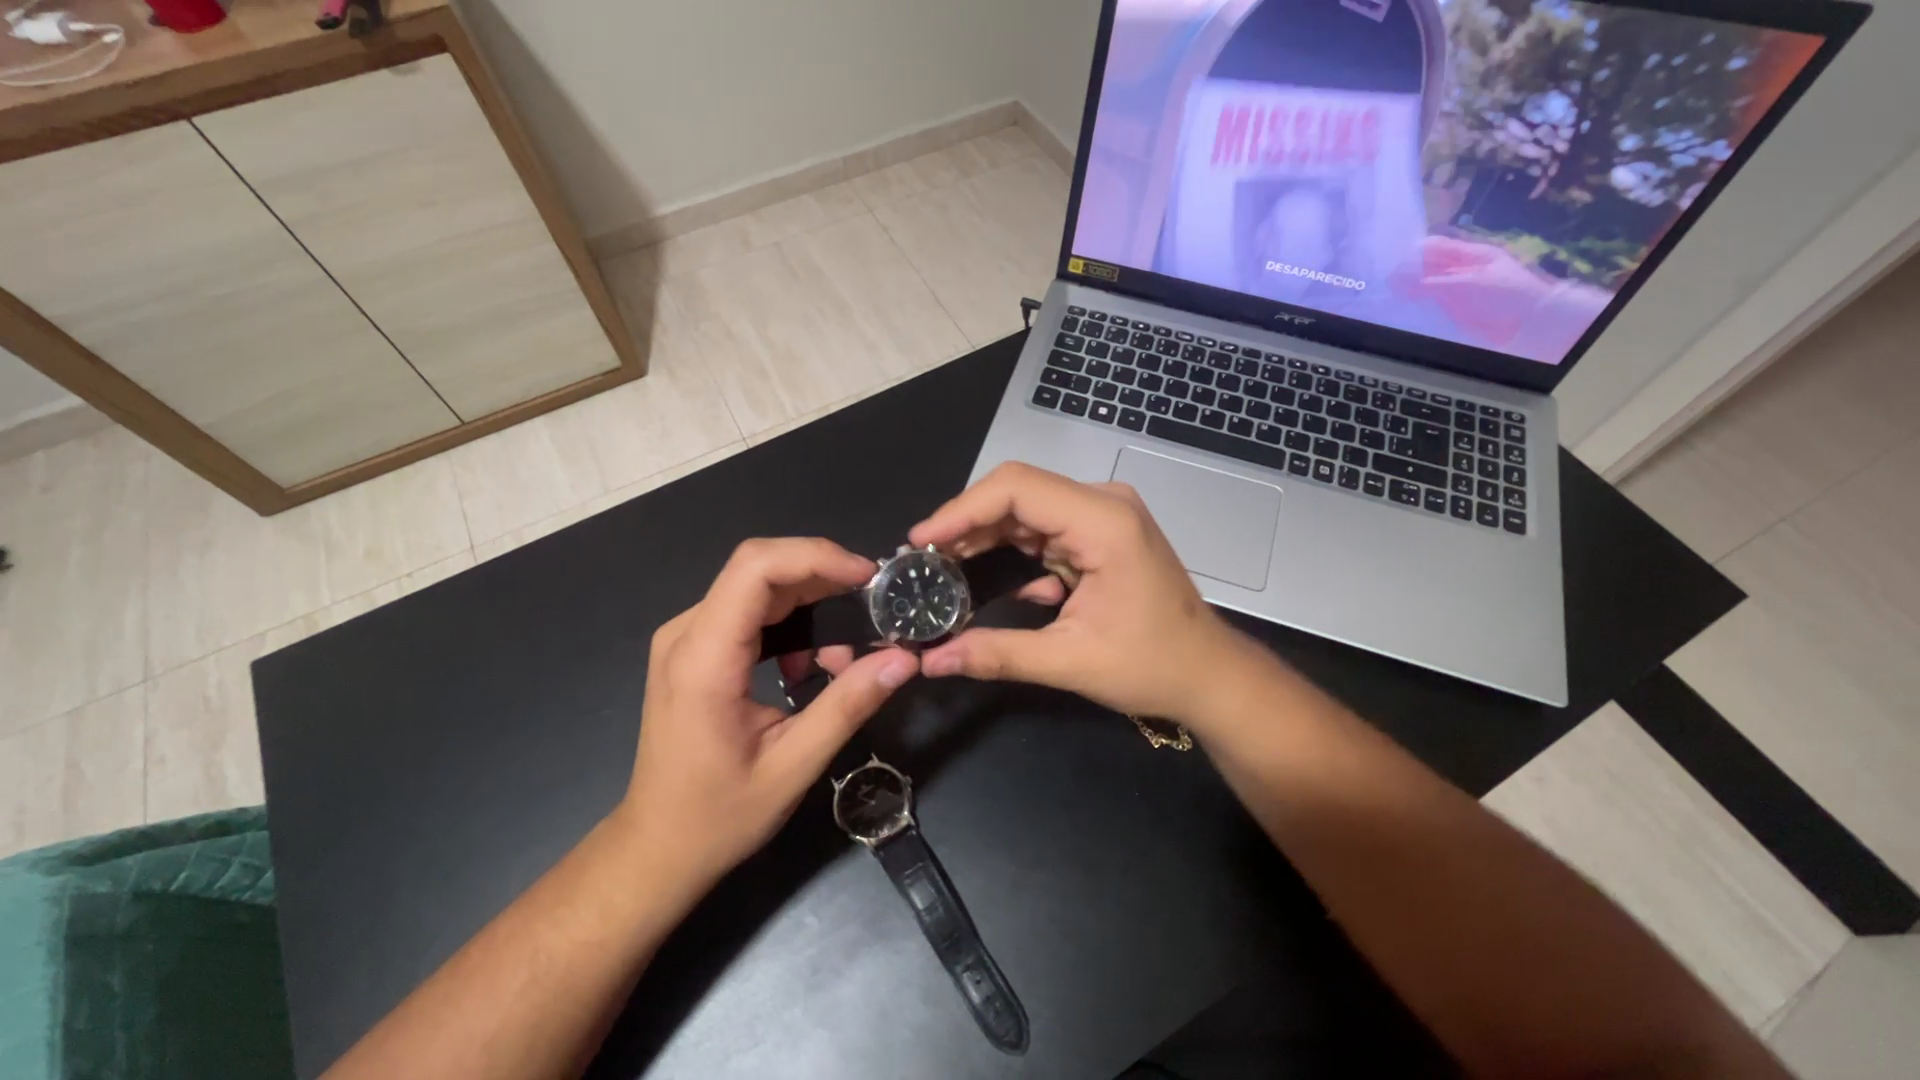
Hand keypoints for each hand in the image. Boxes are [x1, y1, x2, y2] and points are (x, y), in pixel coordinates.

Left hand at [617, 538, 918, 889]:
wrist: (658, 845)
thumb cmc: (718, 815)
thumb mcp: (792, 767)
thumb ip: (847, 706)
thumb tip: (904, 659)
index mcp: (703, 659)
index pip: (756, 567)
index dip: (816, 557)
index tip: (868, 578)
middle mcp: (685, 634)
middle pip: (759, 569)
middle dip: (823, 581)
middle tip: (871, 618)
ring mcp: (683, 639)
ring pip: (756, 586)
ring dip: (809, 606)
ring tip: (844, 656)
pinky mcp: (692, 650)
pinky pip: (746, 611)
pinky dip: (789, 624)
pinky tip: (807, 667)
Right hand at [908, 463, 1261, 728]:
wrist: (1208, 674)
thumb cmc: (1151, 666)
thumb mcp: (1069, 663)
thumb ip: (997, 654)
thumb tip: (932, 661)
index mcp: (1103, 522)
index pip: (1016, 489)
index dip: (961, 510)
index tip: (921, 541)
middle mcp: (1104, 505)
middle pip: (1018, 493)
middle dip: (966, 523)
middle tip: (921, 559)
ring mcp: (1105, 516)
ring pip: (1027, 510)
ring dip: (984, 536)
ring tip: (940, 567)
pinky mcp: (1101, 534)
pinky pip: (1044, 529)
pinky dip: (1010, 549)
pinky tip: (981, 575)